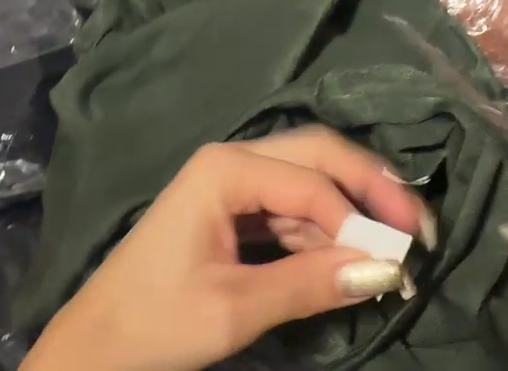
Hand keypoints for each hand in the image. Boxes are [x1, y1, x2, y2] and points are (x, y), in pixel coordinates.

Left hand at [22, 128, 433, 370]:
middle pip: (319, 156)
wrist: (91, 352)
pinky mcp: (238, 209)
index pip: (310, 180)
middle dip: (370, 188)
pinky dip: (328, 229)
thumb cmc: (153, 324)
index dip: (359, 214)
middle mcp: (235, 160)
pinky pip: (295, 208)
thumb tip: (385, 270)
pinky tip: (355, 252)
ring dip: (354, 210)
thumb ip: (310, 284)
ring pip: (312, 180)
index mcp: (226, 169)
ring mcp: (236, 182)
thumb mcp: (233, 309)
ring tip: (398, 242)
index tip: (402, 253)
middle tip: (417, 224)